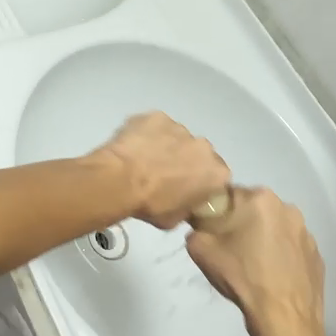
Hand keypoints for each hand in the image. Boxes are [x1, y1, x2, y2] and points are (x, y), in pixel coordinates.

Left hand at [91, 112, 229, 229]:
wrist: (119, 179)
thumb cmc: (151, 204)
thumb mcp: (176, 219)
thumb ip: (187, 205)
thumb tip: (182, 201)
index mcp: (216, 173)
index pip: (215, 177)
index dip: (200, 182)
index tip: (185, 187)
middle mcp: (203, 146)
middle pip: (197, 153)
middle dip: (184, 160)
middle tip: (163, 171)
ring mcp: (179, 127)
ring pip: (176, 137)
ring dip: (165, 145)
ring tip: (144, 157)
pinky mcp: (156, 116)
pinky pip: (155, 125)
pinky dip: (147, 132)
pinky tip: (134, 143)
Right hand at [186, 187, 324, 333]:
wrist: (284, 318)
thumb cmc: (241, 275)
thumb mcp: (199, 247)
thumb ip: (196, 227)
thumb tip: (203, 227)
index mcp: (259, 198)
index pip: (228, 194)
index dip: (215, 211)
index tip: (211, 229)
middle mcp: (287, 208)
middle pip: (254, 209)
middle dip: (241, 222)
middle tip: (230, 246)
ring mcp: (307, 233)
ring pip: (275, 227)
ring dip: (263, 237)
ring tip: (253, 263)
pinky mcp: (318, 257)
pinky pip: (291, 248)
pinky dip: (281, 255)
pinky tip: (271, 274)